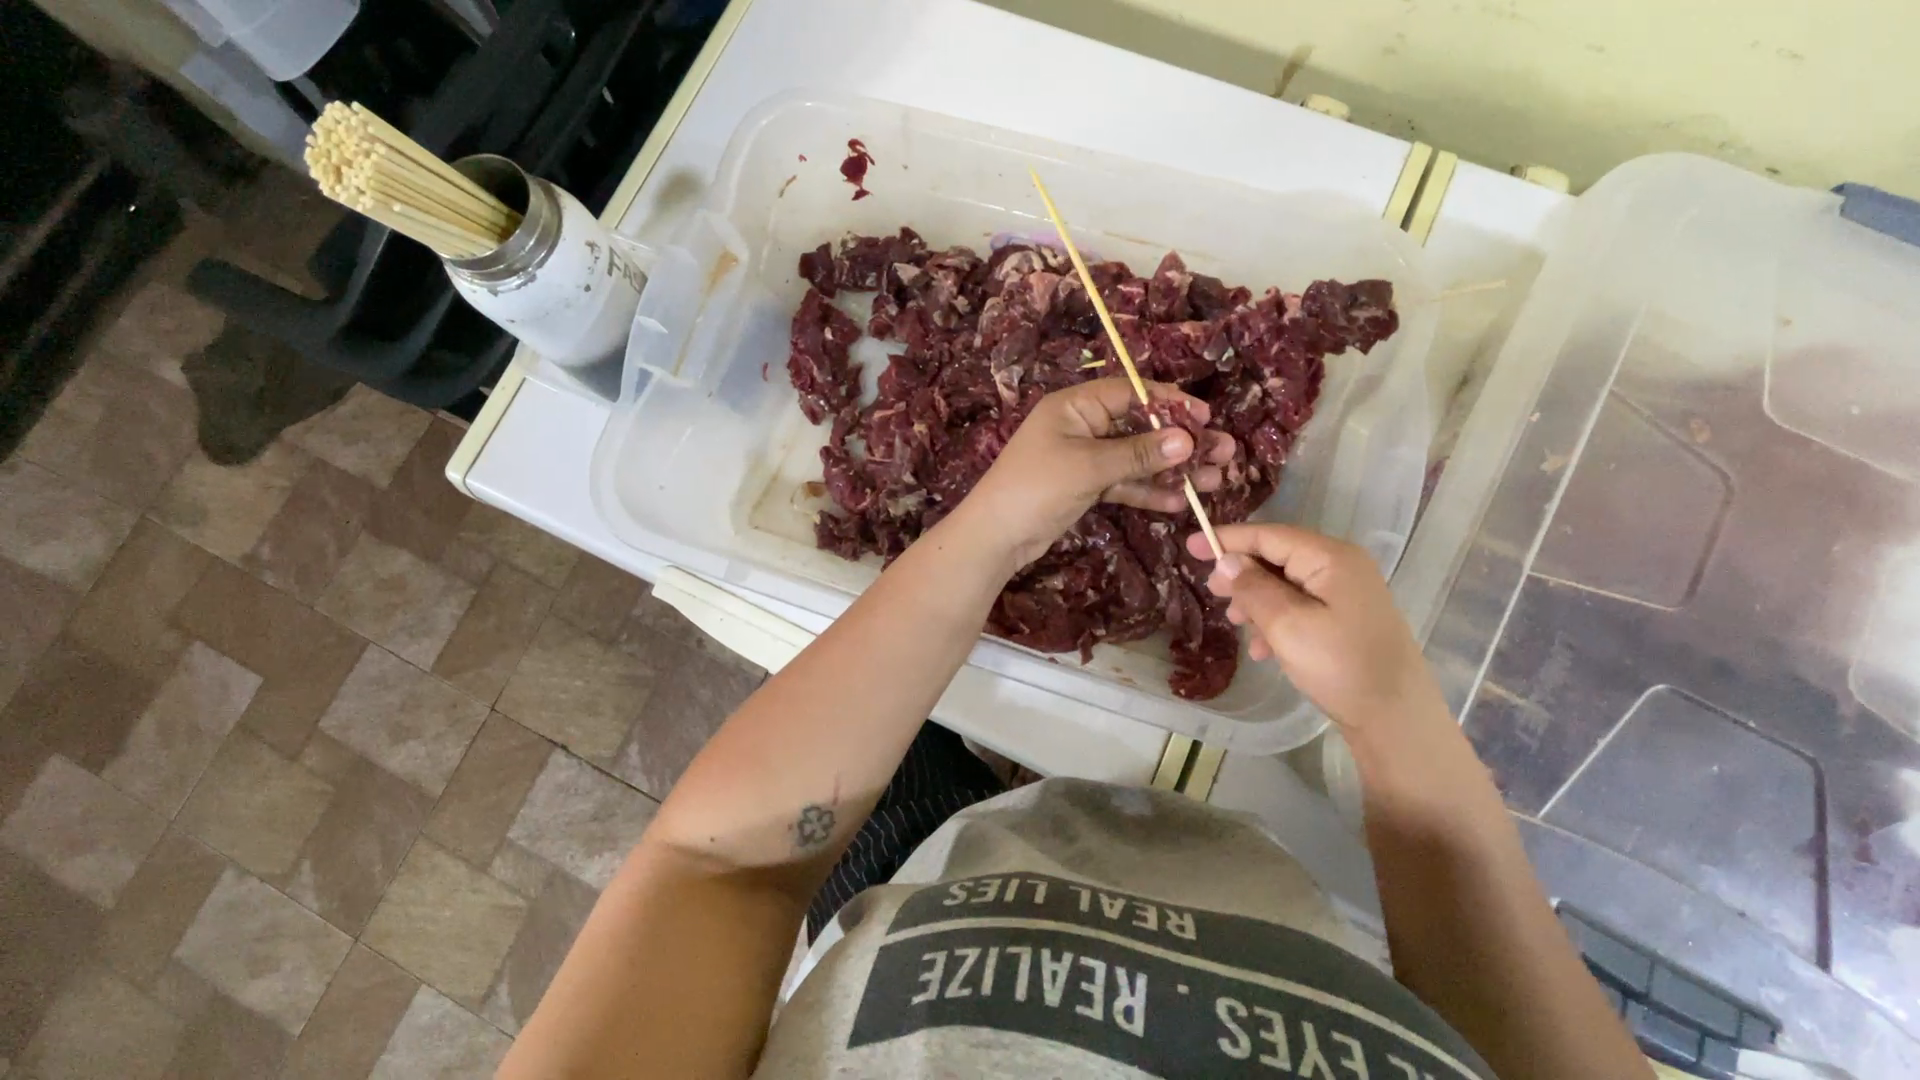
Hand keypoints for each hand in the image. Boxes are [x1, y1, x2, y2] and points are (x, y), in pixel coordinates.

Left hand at [961, 379, 1235, 568]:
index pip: (1130, 393)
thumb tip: (1187, 438)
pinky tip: (1179, 502)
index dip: (1169, 403)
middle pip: (1140, 427)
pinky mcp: (1085, 487)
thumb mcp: (1088, 467)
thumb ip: (1137, 453)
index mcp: (1074, 406)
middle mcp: (1081, 425)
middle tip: (1224, 452)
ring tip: (1214, 479)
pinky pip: (1124, 484)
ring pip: (1136, 458)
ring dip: (1172, 469)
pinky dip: (1148, 492)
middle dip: (1181, 441)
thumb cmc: (1035, 488)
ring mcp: (1084, 458)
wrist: (996, 537)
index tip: (1205, 417)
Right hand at [1185, 524, 1449, 740]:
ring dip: (1257, 601)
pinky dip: (1277, 620)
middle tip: (1211, 592)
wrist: (1396, 716)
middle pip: (1278, 556)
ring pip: (1287, 583)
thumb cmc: (1340, 665)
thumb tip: (1227, 560)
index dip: (1228, 538)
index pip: (1270, 535)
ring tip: (1235, 623)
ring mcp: (1347, 593)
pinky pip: (1301, 606)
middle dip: (1242, 573)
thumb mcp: (1287, 625)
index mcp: (1330, 558)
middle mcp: (1342, 566)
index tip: (1189, 544)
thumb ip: (1253, 588)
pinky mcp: (1348, 618)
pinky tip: (1263, 649)